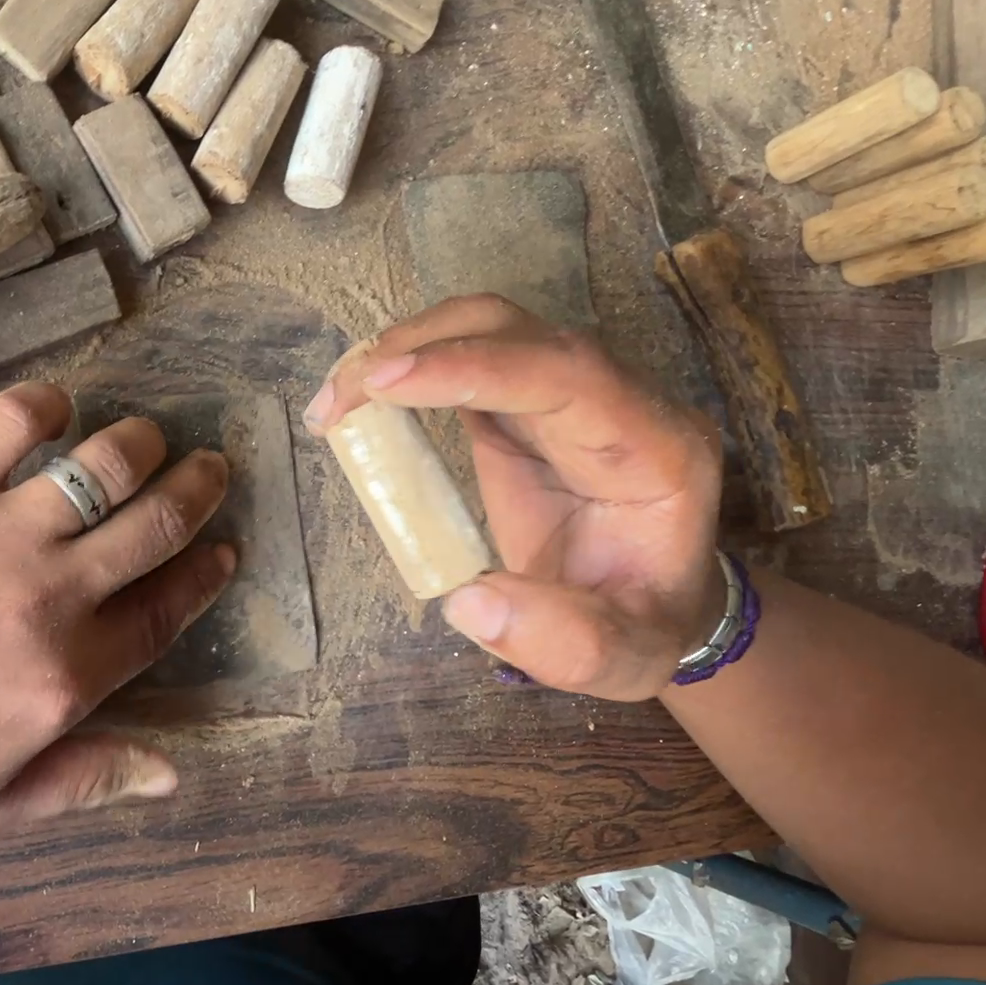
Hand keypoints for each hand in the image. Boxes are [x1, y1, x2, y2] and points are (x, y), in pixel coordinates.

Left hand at [0, 383, 235, 841]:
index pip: (165, 611)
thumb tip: (175, 773)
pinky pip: (6, 424)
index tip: (223, 549)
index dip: (203, 575)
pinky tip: (55, 410)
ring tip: (148, 436)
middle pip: (152, 525)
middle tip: (210, 468)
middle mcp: (46, 596)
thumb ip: (89, 780)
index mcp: (66, 678)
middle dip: (197, 489)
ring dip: (140, 442)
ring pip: (99, 464)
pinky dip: (42, 406)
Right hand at [303, 295, 724, 701]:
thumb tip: (466, 603)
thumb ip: (563, 641)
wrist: (649, 597)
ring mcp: (566, 392)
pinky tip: (359, 399)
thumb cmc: (640, 621)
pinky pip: (462, 356)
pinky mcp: (522, 401)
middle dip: (417, 347)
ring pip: (481, 327)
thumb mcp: (622, 657)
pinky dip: (404, 366)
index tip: (384, 384)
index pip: (563, 374)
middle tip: (339, 397)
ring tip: (335, 398)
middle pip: (513, 328)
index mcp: (650, 448)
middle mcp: (613, 399)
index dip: (471, 366)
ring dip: (401, 348)